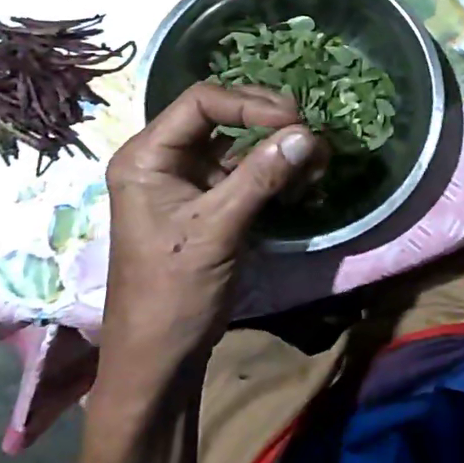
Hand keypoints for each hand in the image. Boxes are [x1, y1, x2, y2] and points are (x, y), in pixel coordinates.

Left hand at [100, 83, 323, 372]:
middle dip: (267, 122)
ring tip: (316, 158)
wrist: (159, 360)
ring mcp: (186, 179)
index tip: (294, 118)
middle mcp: (164, 158)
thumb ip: (261, 177)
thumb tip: (308, 134)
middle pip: (220, 116)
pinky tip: (303, 179)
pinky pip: (244, 171)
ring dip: (276, 147)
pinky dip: (274, 171)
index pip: (201, 102)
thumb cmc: (173, 293)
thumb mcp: (218, 230)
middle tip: (310, 134)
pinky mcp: (207, 200)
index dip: (249, 104)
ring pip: (237, 143)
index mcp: (147, 156)